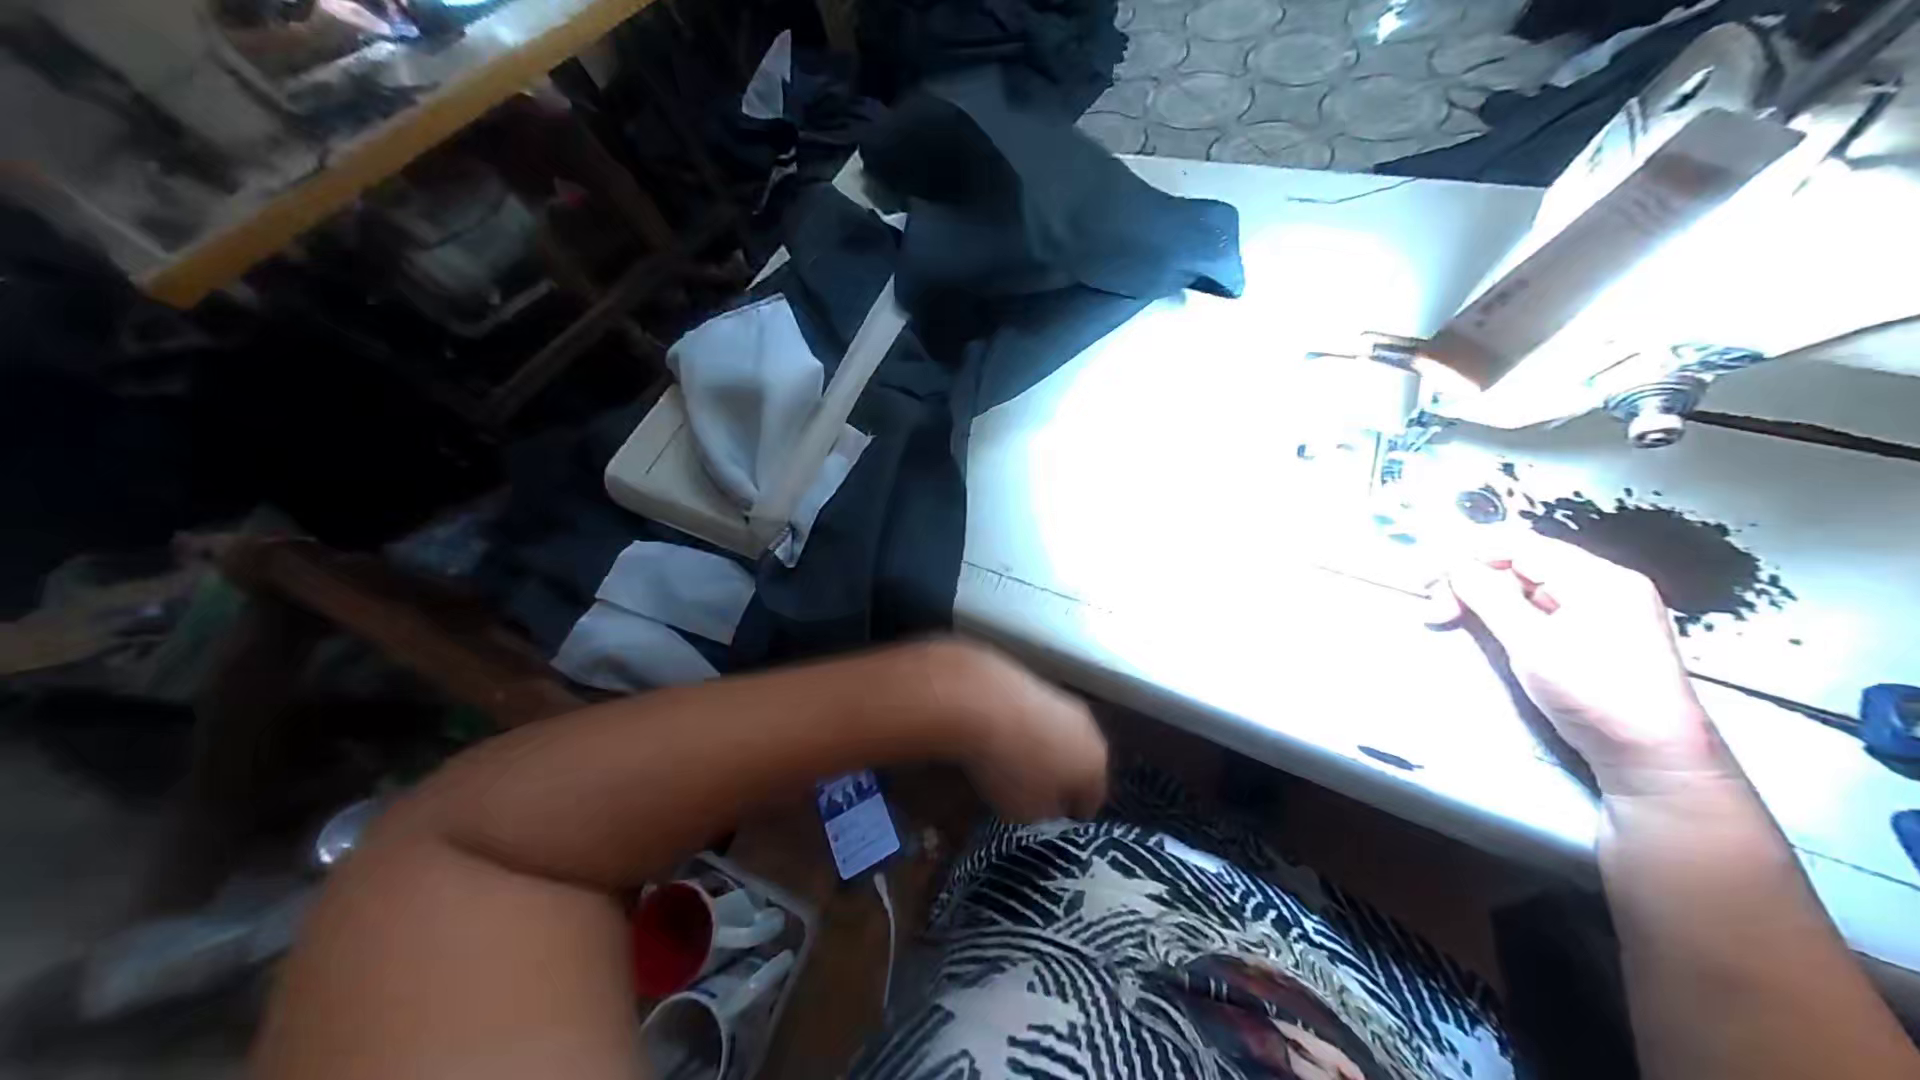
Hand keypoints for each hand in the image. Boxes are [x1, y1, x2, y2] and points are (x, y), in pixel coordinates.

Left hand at [920, 640, 1109, 820]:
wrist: (982, 699)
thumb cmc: (1010, 766)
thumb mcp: (1026, 811)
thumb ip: (1045, 815)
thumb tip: (1049, 805)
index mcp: (1096, 766)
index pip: (1092, 799)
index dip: (1073, 814)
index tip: (1055, 820)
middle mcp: (1089, 730)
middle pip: (1080, 762)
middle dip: (1062, 777)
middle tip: (1036, 789)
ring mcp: (1064, 701)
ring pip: (1059, 735)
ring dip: (1043, 748)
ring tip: (1014, 759)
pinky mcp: (1037, 681)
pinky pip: (1036, 715)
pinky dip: (1025, 726)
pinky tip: (1002, 733)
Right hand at [1439, 534, 1730, 793]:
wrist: (1653, 756)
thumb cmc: (1594, 694)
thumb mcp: (1531, 643)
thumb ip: (1488, 596)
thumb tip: (1452, 563)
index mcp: (1597, 578)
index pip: (1518, 545)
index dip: (1466, 554)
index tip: (1426, 575)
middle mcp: (1602, 585)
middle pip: (1519, 564)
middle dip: (1469, 580)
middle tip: (1434, 607)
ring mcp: (1600, 609)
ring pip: (1523, 586)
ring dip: (1480, 598)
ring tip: (1446, 618)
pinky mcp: (1591, 633)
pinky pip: (1537, 607)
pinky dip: (1502, 613)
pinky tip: (1480, 625)